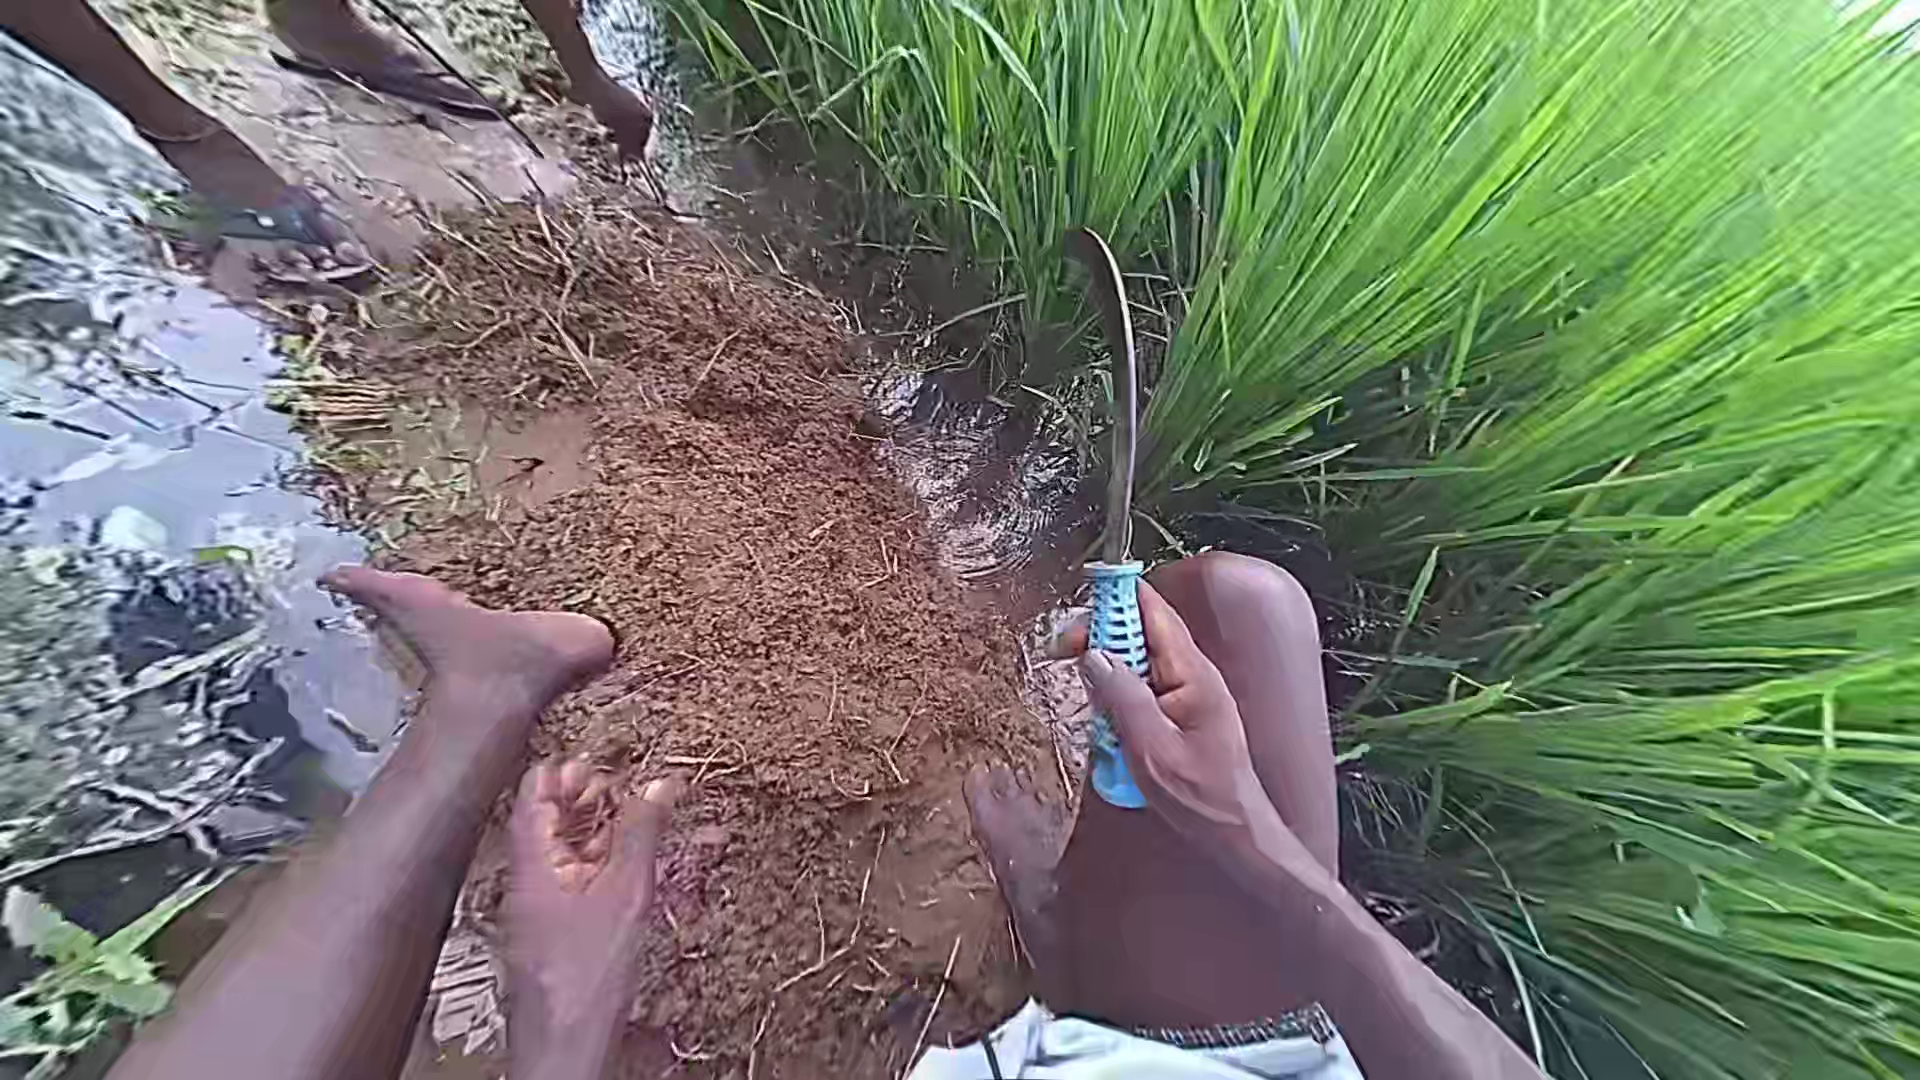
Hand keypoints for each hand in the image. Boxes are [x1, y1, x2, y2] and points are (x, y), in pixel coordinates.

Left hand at [507, 760, 678, 1074]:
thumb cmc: (588, 976)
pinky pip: (583, 868)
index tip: (602, 760)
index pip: (535, 797)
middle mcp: (531, 878)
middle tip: (629, 782)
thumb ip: (643, 832)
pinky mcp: (561, 917)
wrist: (570, 1045)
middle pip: (553, 816)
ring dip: (605, 820)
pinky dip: (610, 849)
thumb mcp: (627, 890)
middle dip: (592, 793)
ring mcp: (544, 899)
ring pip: (571, 842)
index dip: (565, 771)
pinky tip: (639, 847)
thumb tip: (661, 784)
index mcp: (532, 866)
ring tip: (643, 807)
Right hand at [1065, 583, 1279, 846]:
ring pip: (1133, 657)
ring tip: (1089, 696)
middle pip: (1137, 630)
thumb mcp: (1151, 749)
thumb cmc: (1201, 797)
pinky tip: (1106, 718)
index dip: (1116, 597)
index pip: (1153, 611)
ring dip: (1104, 668)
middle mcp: (1188, 672)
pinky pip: (1136, 684)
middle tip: (1065, 651)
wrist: (1233, 833)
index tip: (1080, 602)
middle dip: (1099, 636)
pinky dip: (1114, 692)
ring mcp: (1182, 689)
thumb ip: (1121, 697)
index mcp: (1191, 673)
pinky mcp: (1173, 707)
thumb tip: (1093, 655)